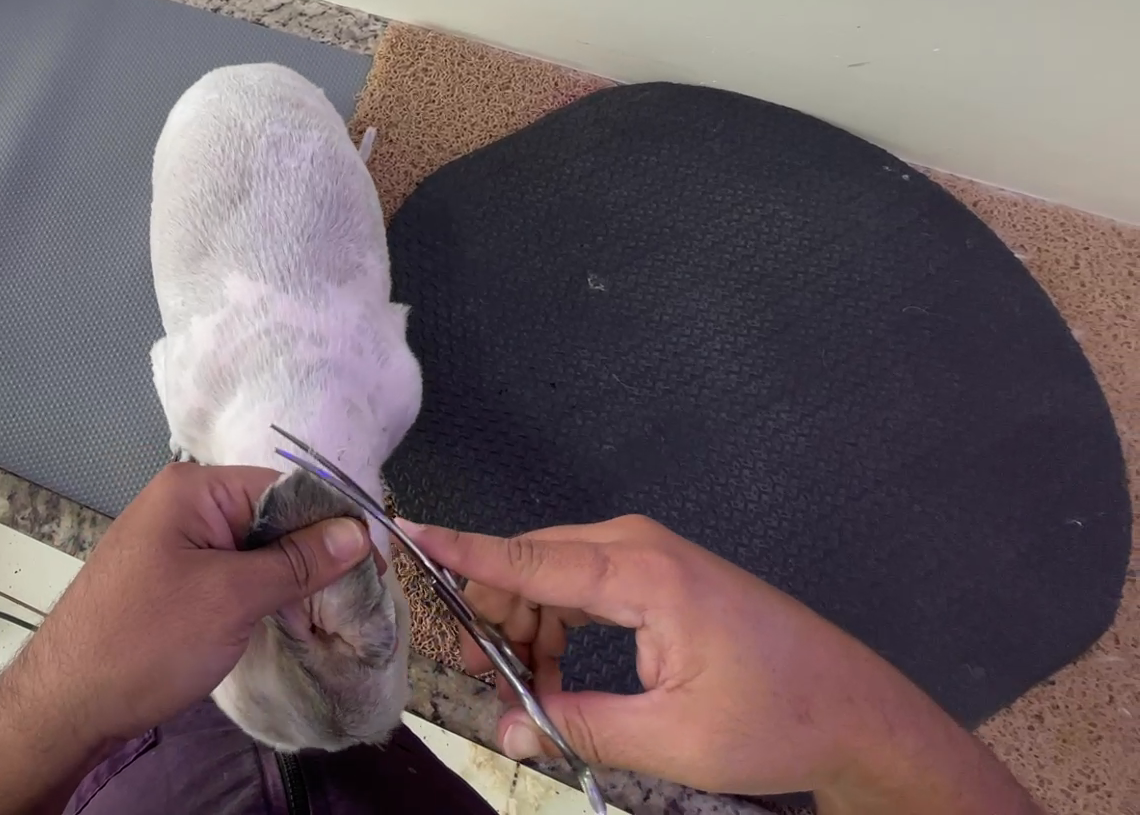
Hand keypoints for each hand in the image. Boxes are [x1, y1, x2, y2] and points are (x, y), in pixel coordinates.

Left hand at [14, 461, 371, 748]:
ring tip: (329, 613)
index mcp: (193, 488)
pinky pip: (230, 570)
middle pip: (268, 516)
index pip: (282, 487)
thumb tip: (356, 533)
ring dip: (288, 578)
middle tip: (356, 597)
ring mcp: (176, 540)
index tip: (374, 563)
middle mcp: (184, 503)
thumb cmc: (147, 639)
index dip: (330, 522)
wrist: (67, 701)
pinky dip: (260, 592)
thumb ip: (297, 562)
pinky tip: (287, 619)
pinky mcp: (173, 575)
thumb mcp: (231, 598)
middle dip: (311, 554)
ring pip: (252, 547)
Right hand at [401, 515, 1037, 812]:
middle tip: (485, 675)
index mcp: (639, 573)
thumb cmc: (776, 721)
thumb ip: (578, 725)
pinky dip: (552, 625)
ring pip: (545, 574)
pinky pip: (572, 583)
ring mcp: (638, 551)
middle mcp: (629, 544)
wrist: (862, 711)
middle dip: (496, 616)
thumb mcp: (674, 738)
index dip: (462, 550)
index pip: (527, 558)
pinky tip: (556, 672)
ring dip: (524, 627)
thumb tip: (503, 733)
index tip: (408, 531)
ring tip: (526, 687)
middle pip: (529, 565)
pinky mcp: (645, 568)